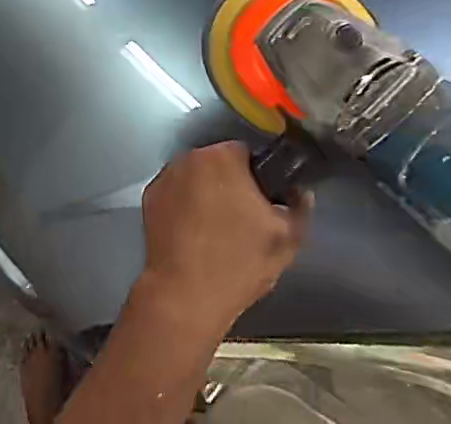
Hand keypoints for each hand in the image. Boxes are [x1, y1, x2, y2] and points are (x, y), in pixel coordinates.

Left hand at [132, 142, 310, 336]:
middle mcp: (191, 157)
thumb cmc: (238, 263)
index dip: (257, 176)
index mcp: (224, 157)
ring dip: (205, 190)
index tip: (261, 201)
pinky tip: (192, 232)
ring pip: (195, 176)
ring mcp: (166, 176)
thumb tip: (301, 192)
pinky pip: (175, 192)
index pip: (247, 152)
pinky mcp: (149, 197)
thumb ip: (300, 207)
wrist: (184, 297)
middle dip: (230, 182)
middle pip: (218, 162)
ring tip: (215, 227)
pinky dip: (183, 204)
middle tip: (241, 216)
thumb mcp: (286, 239)